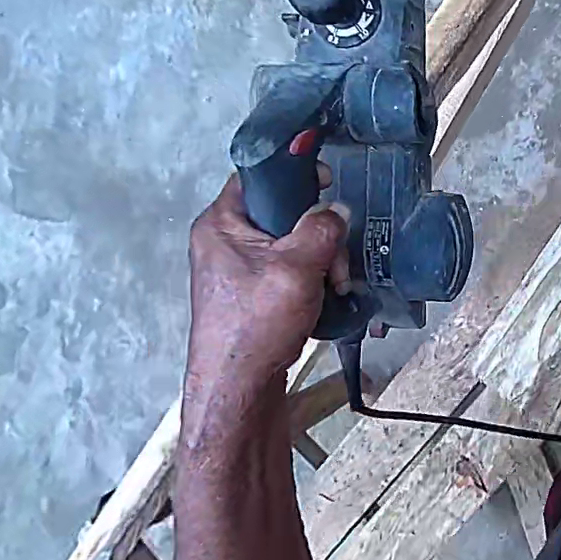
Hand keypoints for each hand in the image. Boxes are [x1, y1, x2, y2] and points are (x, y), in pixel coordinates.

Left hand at [185, 174, 349, 406]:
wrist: (240, 386)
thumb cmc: (257, 322)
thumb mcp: (296, 268)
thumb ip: (322, 230)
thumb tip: (338, 211)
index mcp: (222, 223)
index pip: (259, 176)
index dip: (294, 174)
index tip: (328, 184)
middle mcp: (228, 240)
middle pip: (286, 213)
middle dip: (321, 234)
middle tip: (335, 261)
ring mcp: (242, 267)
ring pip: (296, 243)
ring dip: (324, 261)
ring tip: (335, 287)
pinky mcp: (258, 290)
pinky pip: (295, 267)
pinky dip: (316, 277)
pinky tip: (328, 296)